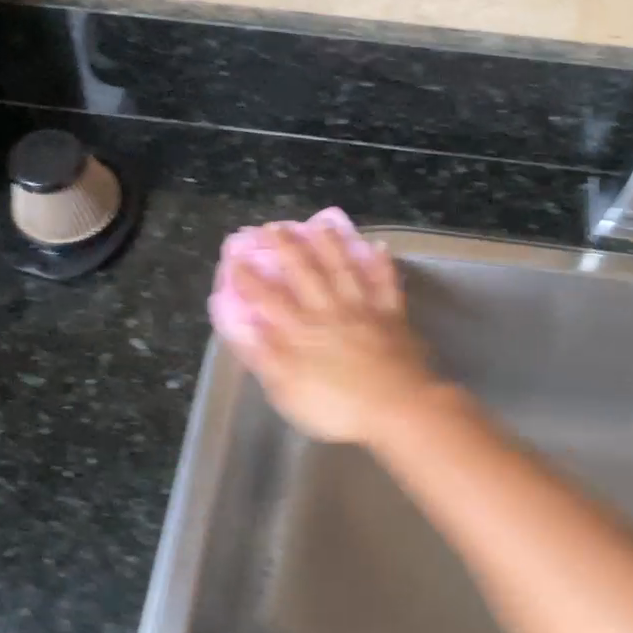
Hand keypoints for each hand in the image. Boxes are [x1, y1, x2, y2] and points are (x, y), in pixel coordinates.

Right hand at [226, 224, 447, 444]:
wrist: (397, 408)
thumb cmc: (337, 407)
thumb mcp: (287, 391)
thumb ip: (264, 358)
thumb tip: (241, 330)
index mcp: (300, 331)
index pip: (268, 299)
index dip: (249, 279)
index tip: (236, 259)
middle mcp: (329, 311)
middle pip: (305, 273)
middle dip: (287, 248)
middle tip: (274, 227)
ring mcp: (363, 309)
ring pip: (344, 268)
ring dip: (330, 245)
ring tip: (319, 224)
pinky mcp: (393, 316)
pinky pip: (386, 283)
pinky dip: (382, 264)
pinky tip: (378, 247)